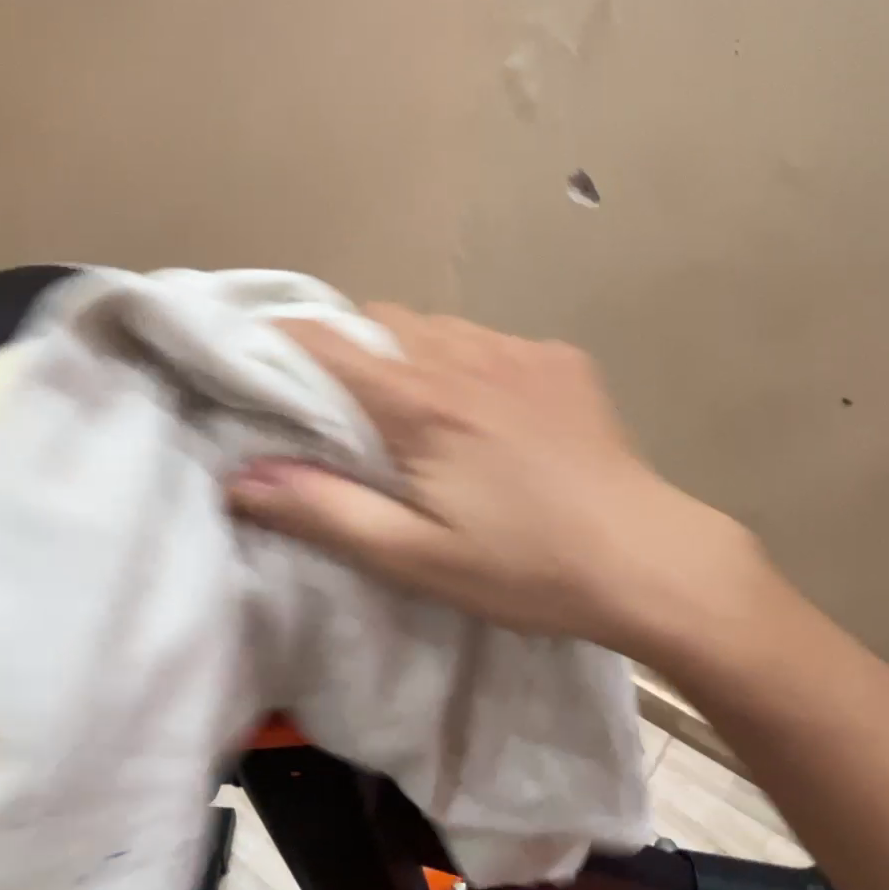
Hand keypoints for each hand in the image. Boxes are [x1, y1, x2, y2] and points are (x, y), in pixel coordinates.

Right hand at [227, 304, 773, 655]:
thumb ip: (324, 510)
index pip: (326, 340)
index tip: (256, 363)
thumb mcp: (413, 556)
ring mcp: (521, 352)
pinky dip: (467, 363)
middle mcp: (466, 356)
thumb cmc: (524, 568)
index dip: (280, 341)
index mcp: (422, 403)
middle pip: (381, 322)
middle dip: (349, 351)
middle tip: (345, 410)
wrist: (647, 561)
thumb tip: (241, 476)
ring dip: (410, 355)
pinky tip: (489, 416)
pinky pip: (490, 342)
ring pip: (437, 327)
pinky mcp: (562, 362)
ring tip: (417, 413)